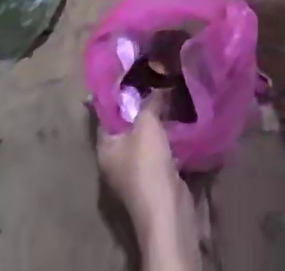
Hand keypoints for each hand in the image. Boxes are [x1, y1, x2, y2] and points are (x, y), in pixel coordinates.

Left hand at [96, 96, 203, 270]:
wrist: (167, 210)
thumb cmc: (147, 164)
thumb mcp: (147, 125)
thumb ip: (150, 102)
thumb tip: (157, 86)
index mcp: (105, 147)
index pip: (106, 114)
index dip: (118, 94)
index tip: (133, 74)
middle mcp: (115, 160)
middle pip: (126, 125)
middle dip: (142, 106)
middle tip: (156, 82)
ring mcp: (134, 172)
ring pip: (144, 138)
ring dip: (156, 121)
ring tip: (170, 97)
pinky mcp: (154, 179)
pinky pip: (158, 151)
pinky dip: (167, 138)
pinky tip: (180, 122)